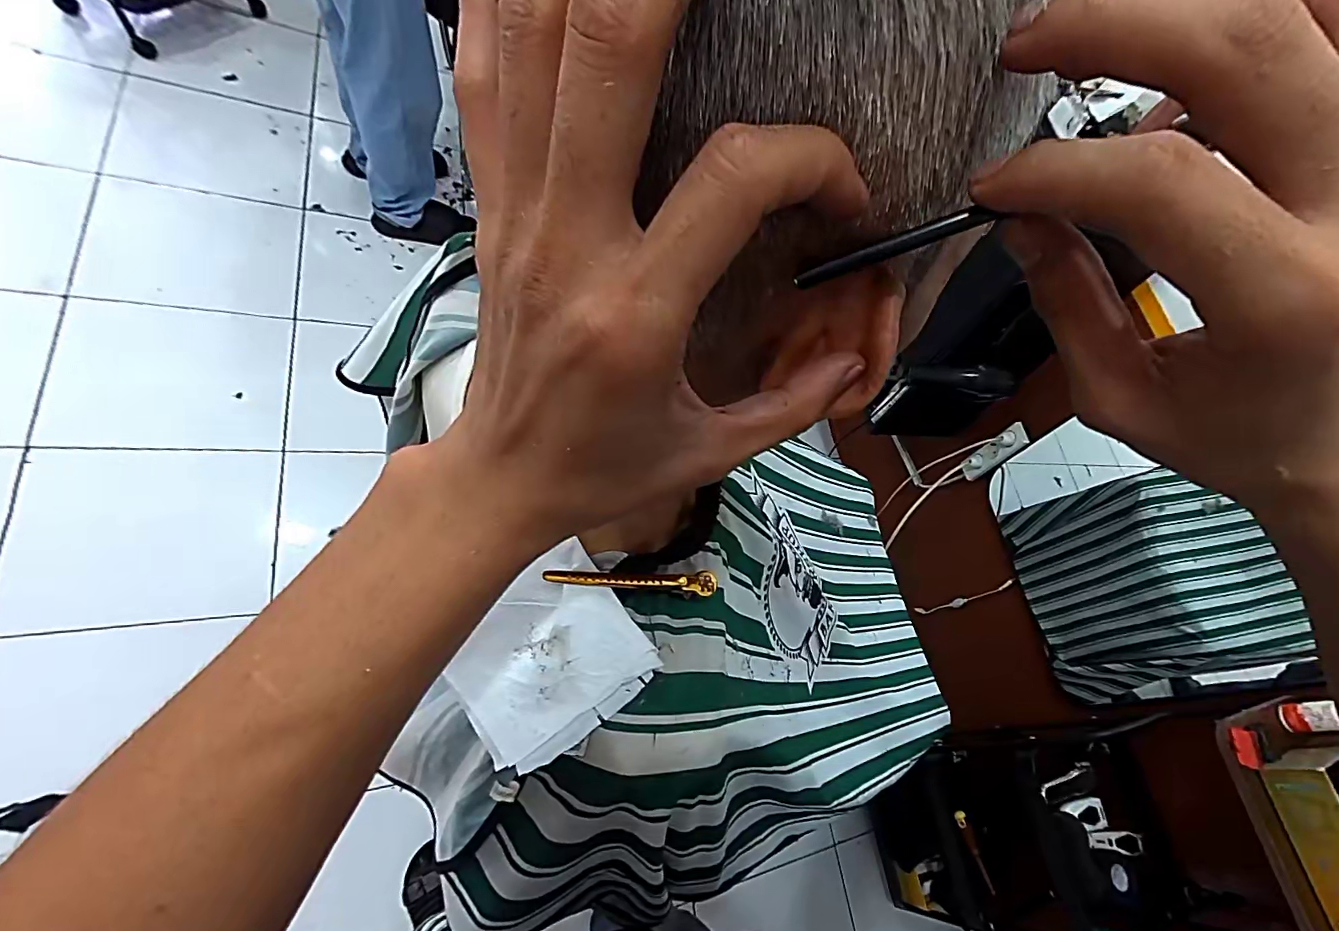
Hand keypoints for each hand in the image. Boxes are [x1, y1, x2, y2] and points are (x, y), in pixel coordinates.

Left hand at [433, 0, 870, 551]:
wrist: (503, 477)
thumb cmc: (603, 470)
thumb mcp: (711, 453)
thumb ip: (792, 404)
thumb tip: (853, 358)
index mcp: (637, 314)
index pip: (737, 177)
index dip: (809, 159)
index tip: (840, 191)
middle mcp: (569, 244)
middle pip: (607, 53)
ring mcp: (518, 215)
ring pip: (533, 42)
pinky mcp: (492, 208)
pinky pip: (485, 78)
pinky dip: (511, 8)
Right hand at [969, 0, 1338, 518]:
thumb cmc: (1230, 439)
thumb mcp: (1118, 398)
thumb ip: (1068, 300)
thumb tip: (1024, 217)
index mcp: (1292, 300)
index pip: (1163, 183)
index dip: (1059, 169)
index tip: (995, 184)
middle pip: (1249, 46)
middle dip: (1115, 25)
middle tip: (1026, 40)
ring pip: (1311, 4)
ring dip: (1183, 4)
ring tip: (1093, 32)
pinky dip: (1248, 18)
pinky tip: (1172, 56)